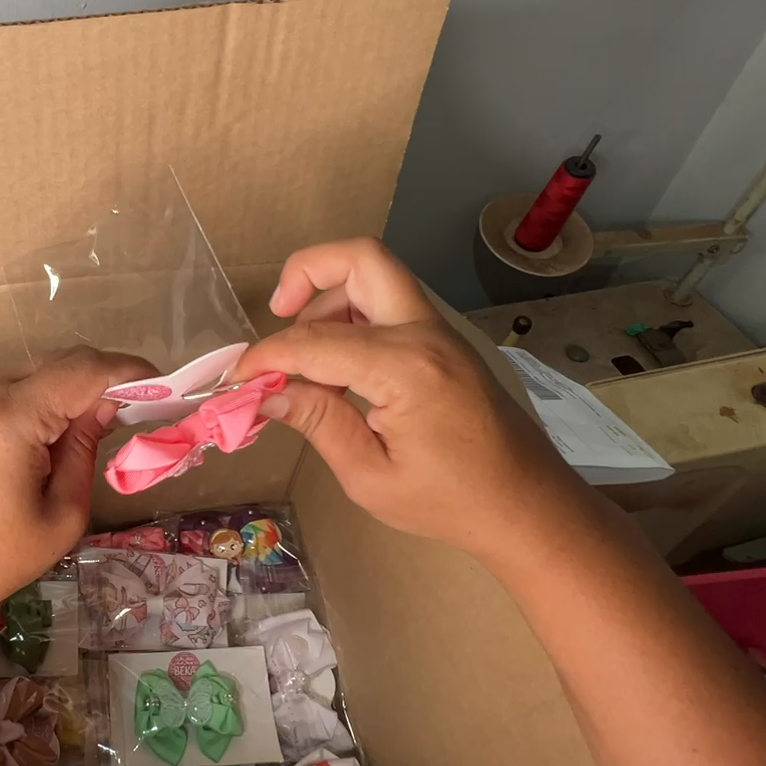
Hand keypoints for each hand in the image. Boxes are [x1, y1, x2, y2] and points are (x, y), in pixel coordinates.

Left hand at [0, 348, 150, 635]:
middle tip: (142, 408)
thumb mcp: (61, 514)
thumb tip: (107, 408)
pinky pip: (17, 388)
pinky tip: (65, 428)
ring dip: (77, 387)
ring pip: (40, 371)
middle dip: (107, 378)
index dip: (131, 372)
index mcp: (12, 415)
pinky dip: (49, 397)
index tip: (166, 387)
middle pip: (63, 362)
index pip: (85, 370)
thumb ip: (86, 450)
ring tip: (107, 421)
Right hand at [236, 238, 579, 555]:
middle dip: (306, 271)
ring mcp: (438, 333)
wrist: (529, 507)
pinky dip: (352, 315)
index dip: (265, 357)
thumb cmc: (449, 503)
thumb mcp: (369, 475)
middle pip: (361, 258)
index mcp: (405, 368)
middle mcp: (424, 333)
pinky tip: (338, 368)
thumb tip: (263, 393)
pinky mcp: (442, 343)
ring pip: (375, 273)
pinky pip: (389, 303)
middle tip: (277, 313)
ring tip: (305, 356)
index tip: (236, 379)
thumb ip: (316, 422)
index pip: (314, 341)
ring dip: (329, 296)